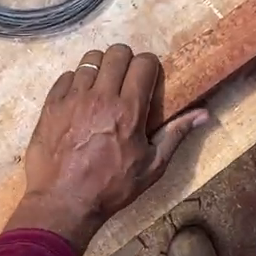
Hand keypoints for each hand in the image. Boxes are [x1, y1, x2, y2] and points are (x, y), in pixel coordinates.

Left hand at [6, 45, 208, 253]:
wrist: (63, 203)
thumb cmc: (112, 187)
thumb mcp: (153, 166)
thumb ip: (177, 134)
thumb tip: (204, 114)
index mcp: (129, 110)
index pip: (144, 62)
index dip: (150, 65)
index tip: (149, 78)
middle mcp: (101, 97)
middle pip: (117, 52)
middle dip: (127, 60)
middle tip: (127, 79)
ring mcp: (72, 98)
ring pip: (90, 59)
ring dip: (101, 68)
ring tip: (103, 87)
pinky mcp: (51, 105)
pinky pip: (66, 76)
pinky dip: (76, 82)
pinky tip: (80, 99)